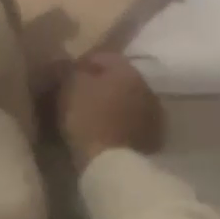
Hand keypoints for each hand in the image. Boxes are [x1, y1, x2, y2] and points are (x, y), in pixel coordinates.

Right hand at [57, 51, 163, 170]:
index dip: (81, 63)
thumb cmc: (88, 117)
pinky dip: (119, 121)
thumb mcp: (69, 86)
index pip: (103, 56)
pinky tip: (104, 129)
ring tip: (90, 113)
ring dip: (111, 103)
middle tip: (77, 93)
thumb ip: (69, 69)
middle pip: (119, 78)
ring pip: (128, 100)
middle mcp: (146, 87)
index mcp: (127, 70)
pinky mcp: (154, 138)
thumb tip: (68, 64)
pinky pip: (132, 120)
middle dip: (99, 83)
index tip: (64, 74)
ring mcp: (154, 114)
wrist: (112, 162)